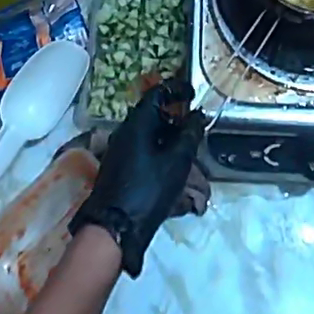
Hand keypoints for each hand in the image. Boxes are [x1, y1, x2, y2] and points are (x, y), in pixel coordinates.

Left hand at [70, 76, 203, 277]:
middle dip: (174, 115)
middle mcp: (125, 130)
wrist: (115, 225)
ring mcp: (120, 148)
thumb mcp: (176, 161)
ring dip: (168, 134)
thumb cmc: (148, 189)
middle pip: (151, 113)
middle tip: (194, 122)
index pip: (156, 94)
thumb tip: (198, 115)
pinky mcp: (120, 165)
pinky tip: (173, 164)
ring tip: (188, 146)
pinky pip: (142, 146)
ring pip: (147, 132)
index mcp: (137, 123)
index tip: (192, 92)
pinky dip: (159, 147)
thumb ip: (189, 136)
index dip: (175, 89)